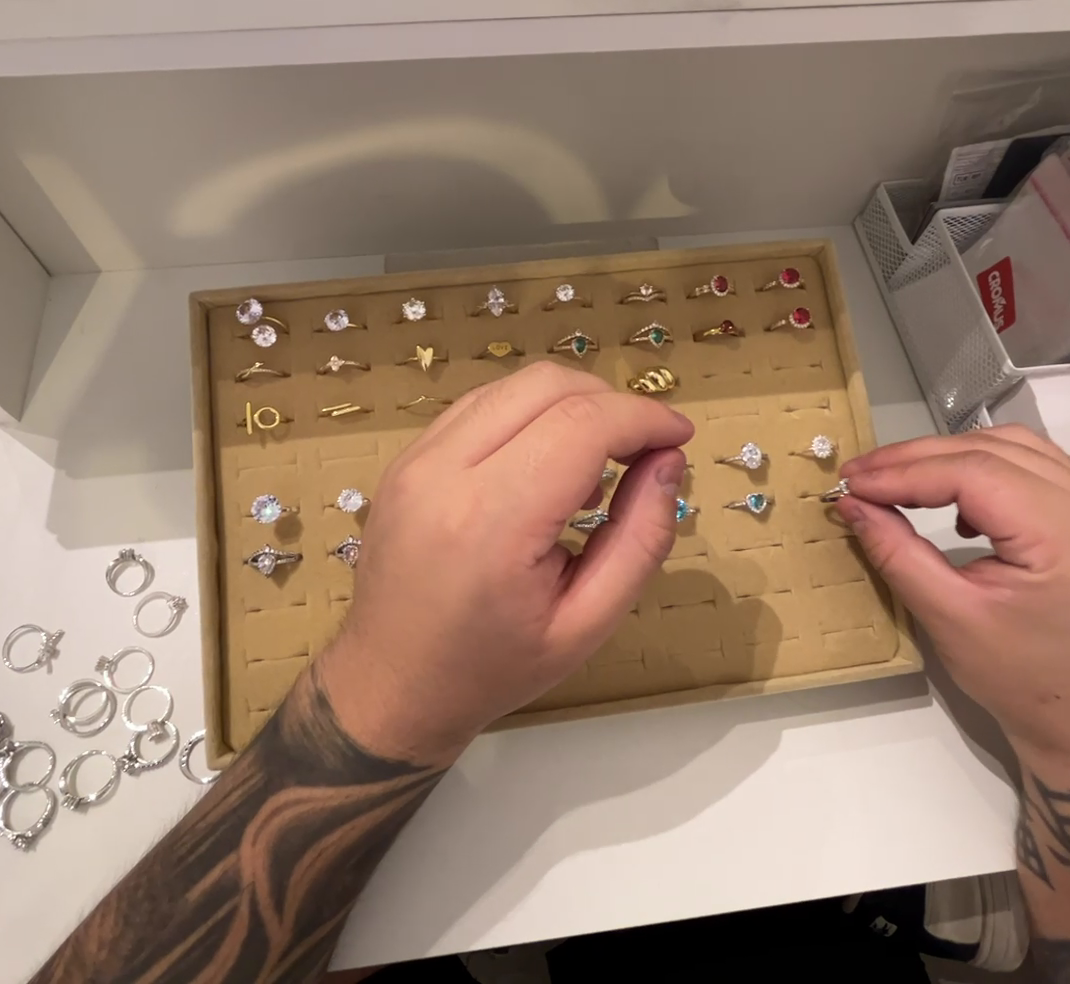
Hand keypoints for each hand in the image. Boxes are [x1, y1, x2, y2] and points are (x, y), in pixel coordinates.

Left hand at [316, 362, 692, 764]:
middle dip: (611, 402)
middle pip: (547, 385)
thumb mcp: (588, 624)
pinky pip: (481, 406)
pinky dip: (529, 416)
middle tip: (642, 450)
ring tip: (593, 467)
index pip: (583, 424)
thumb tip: (668, 462)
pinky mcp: (405, 458)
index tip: (679, 437)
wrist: (391, 684)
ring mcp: (415, 458)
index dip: (645, 418)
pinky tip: (544, 467)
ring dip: (570, 405)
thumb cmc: (492, 668)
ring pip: (512, 386)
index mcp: (491, 520)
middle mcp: (443, 471)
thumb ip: (642, 540)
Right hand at [833, 427, 1069, 767]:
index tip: (849, 485)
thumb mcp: (948, 617)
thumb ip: (896, 551)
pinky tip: (951, 500)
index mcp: (1069, 534)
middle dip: (916, 458)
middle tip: (858, 477)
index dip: (902, 472)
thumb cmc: (1022, 682)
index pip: (972, 473)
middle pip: (992, 450)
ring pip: (1013, 447)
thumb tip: (851, 503)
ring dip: (946, 455)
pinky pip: (1033, 466)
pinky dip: (981, 468)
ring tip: (893, 478)